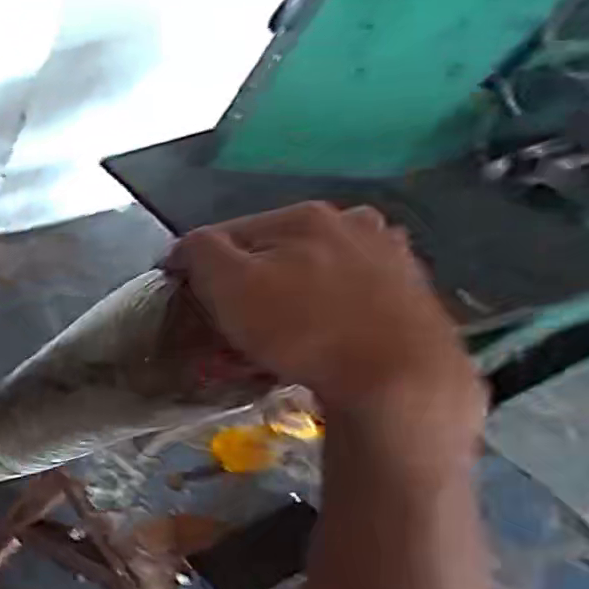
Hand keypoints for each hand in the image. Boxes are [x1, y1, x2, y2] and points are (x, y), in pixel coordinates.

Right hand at [166, 202, 476, 414]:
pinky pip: (339, 291)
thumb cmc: (300, 329)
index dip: (194, 269)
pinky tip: (310, 336)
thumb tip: (185, 247)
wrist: (394, 372)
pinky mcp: (405, 286)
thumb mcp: (230, 287)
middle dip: (240, 283)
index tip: (183, 304)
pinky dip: (316, 307)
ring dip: (280, 294)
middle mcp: (349, 220)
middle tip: (223, 325)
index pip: (223, 235)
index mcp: (302, 215)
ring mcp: (385, 250)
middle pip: (269, 251)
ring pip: (306, 270)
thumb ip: (201, 253)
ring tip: (266, 335)